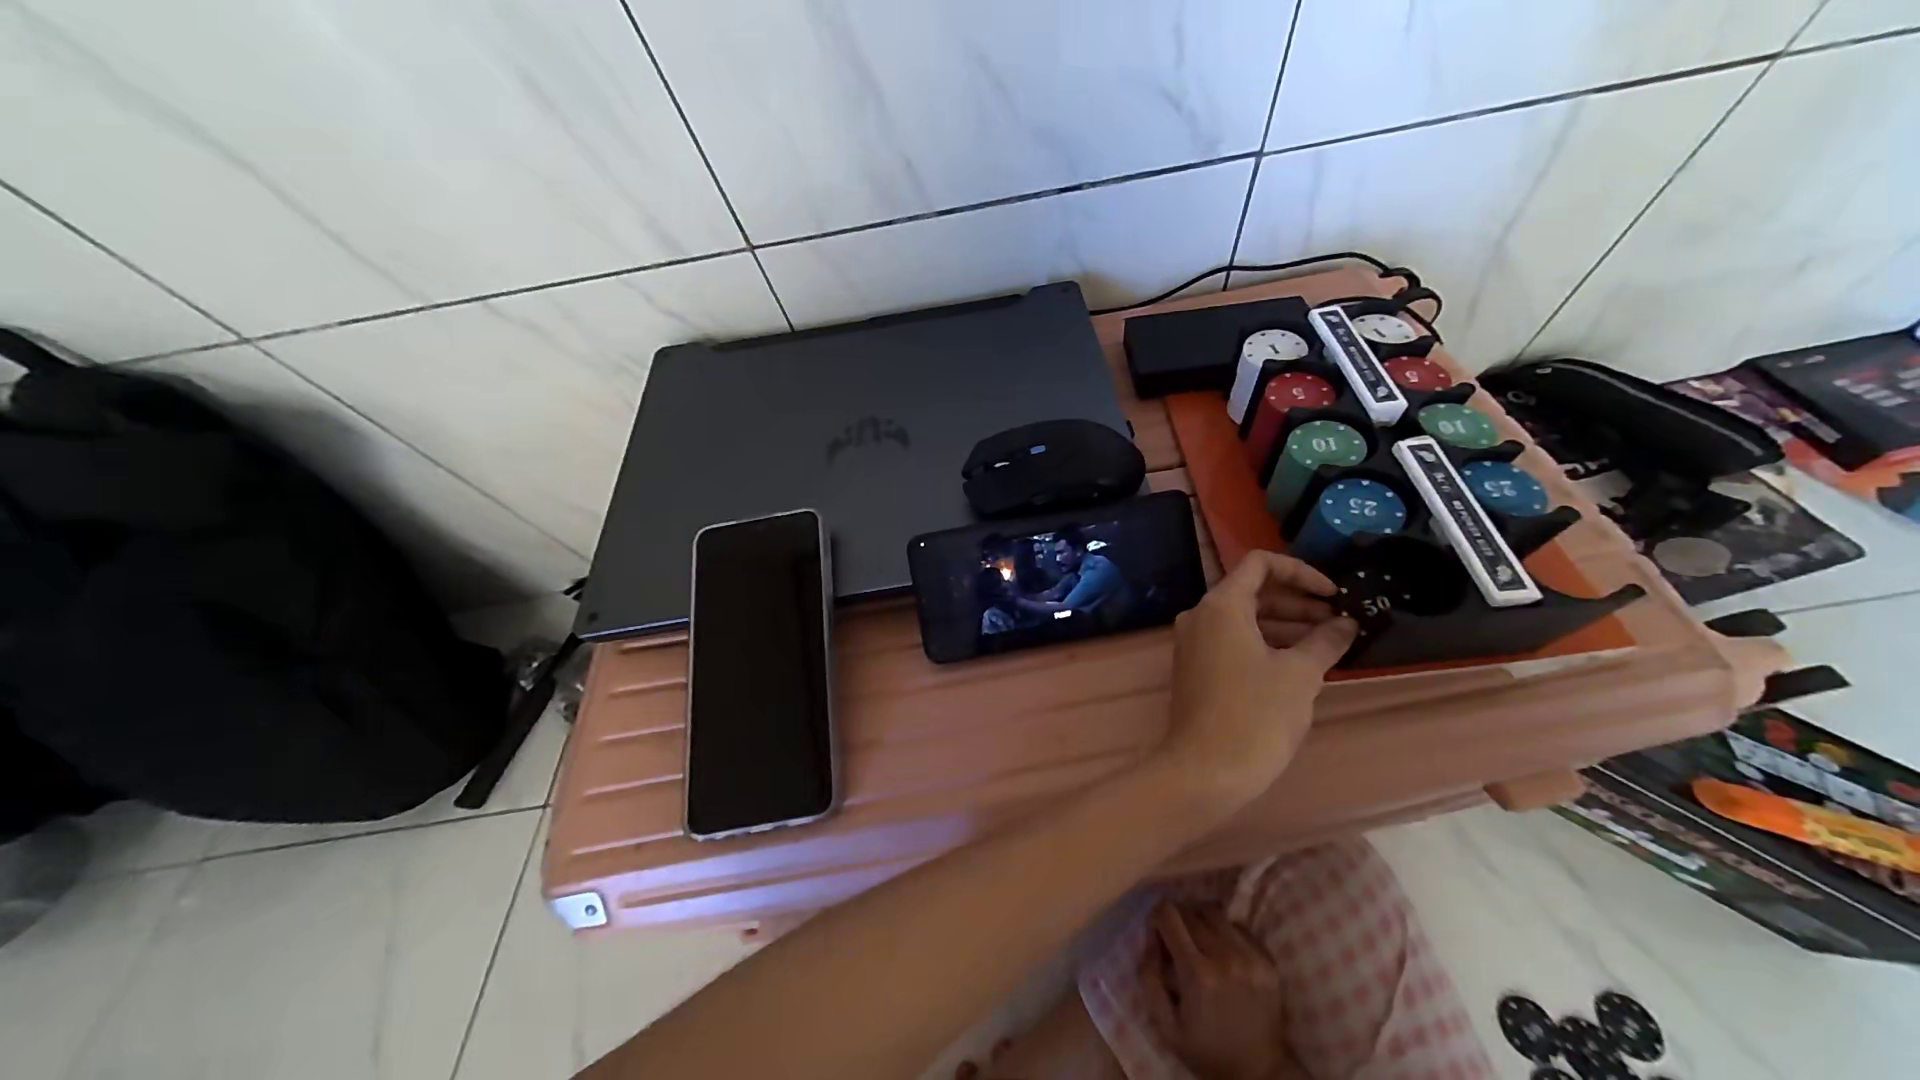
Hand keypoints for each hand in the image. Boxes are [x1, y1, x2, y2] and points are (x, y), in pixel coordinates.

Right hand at [1141, 902, 1291, 1079]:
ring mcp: (1250, 958)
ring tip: (1200, 942)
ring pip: (1215, 912)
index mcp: (1197, 973)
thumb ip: (1149, 978)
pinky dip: (1225, 932)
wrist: (1259, 1074)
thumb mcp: (1165, 1025)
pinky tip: (1223, 953)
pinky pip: (1239, 927)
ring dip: (1202, 921)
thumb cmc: (1206, 1050)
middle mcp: (1225, 957)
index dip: (1157, 917)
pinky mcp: (1267, 962)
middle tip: (1177, 940)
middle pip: (1191, 911)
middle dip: (1178, 920)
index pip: (1169, 915)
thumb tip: (1151, 939)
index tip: (1158, 932)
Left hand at [1160, 551, 1355, 811]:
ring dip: (1285, 624)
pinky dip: (1265, 643)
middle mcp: (1200, 616)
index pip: (1259, 564)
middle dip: (1297, 602)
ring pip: (1243, 618)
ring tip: (1328, 643)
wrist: (1204, 769)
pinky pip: (1232, 640)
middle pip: (1252, 591)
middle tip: (1338, 621)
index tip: (1333, 594)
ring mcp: (1193, 643)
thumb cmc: (1255, 715)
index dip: (1300, 571)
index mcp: (1220, 605)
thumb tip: (1346, 623)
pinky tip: (1299, 663)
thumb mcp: (1300, 674)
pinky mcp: (1195, 667)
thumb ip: (1325, 640)